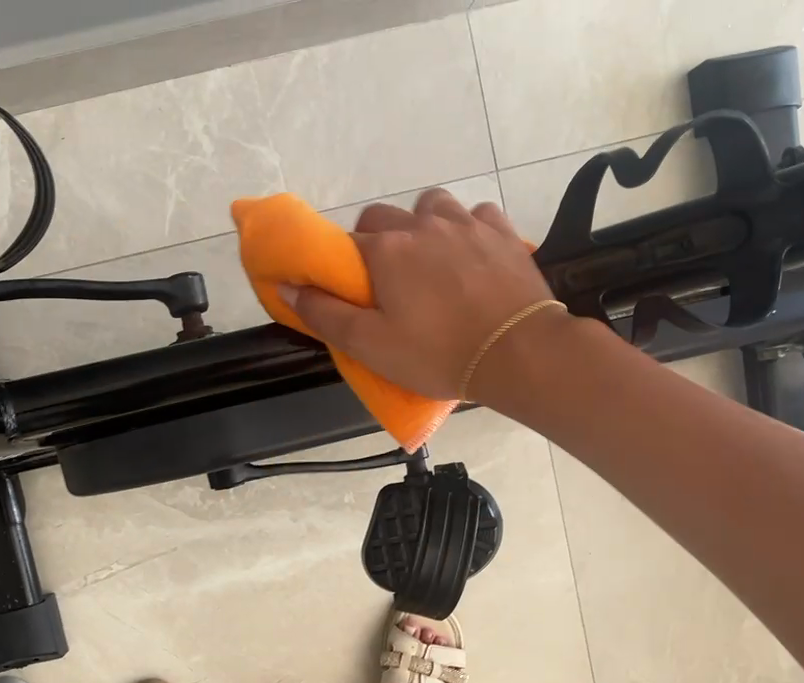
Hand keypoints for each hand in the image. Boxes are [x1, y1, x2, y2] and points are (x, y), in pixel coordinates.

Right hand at [281, 188, 564, 402]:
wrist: (517, 353)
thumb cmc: (437, 354)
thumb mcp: (370, 346)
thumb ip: (324, 314)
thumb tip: (286, 286)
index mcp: (386, 250)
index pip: (346, 243)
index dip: (343, 267)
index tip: (352, 293)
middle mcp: (423, 224)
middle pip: (385, 217)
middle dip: (378, 241)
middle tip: (388, 283)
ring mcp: (466, 223)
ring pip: (432, 206)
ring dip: (422, 226)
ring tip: (430, 262)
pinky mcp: (502, 233)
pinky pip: (476, 215)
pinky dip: (467, 230)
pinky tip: (470, 256)